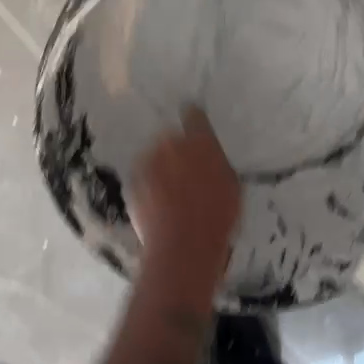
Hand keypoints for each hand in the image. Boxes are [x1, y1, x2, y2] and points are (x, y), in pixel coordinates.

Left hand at [128, 107, 242, 294]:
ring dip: (160, 167)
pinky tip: (158, 203)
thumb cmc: (218, 217)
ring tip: (170, 192)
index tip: (193, 122)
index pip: (194, 116)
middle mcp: (170, 144)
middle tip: (185, 172)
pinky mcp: (132, 182)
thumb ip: (217, 164)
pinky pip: (142, 177)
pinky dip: (148, 185)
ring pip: (153, 157)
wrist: (183, 247)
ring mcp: (147, 163)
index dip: (194, 118)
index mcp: (200, 142)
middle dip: (176, 150)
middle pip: (170, 137)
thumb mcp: (231, 186)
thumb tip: (210, 159)